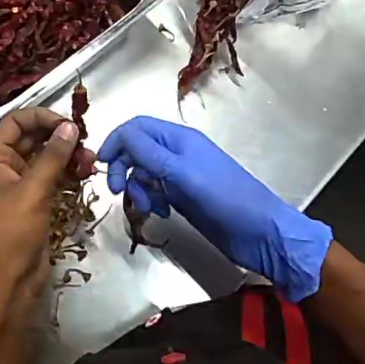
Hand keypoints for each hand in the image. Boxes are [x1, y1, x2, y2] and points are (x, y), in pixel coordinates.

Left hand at [0, 108, 91, 321]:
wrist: (6, 287)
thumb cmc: (11, 235)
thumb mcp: (32, 192)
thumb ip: (52, 157)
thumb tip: (70, 126)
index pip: (15, 122)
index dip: (42, 118)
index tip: (70, 124)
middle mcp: (3, 168)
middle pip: (32, 139)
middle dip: (59, 137)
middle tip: (87, 144)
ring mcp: (19, 187)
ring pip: (45, 159)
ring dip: (67, 156)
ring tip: (92, 161)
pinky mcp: (34, 204)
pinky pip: (51, 179)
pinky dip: (67, 174)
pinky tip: (85, 174)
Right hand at [100, 116, 331, 299]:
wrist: (263, 235)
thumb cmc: (225, 199)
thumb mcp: (181, 173)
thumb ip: (148, 152)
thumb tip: (120, 136)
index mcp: (178, 138)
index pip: (135, 128)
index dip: (115, 141)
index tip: (101, 164)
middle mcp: (177, 152)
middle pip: (136, 149)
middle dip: (122, 167)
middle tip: (117, 190)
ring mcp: (181, 175)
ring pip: (143, 172)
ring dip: (137, 187)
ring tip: (147, 207)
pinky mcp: (183, 196)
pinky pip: (155, 190)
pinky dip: (151, 199)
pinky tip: (160, 212)